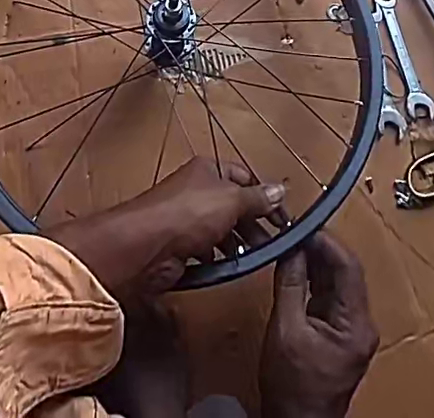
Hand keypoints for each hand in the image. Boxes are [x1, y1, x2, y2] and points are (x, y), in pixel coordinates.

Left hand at [44, 158, 283, 297]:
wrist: (148, 244)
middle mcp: (197, 189)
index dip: (264, 195)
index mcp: (208, 169)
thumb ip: (257, 198)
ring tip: (254, 257)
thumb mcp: (232, 200)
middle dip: (254, 223)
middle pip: (234, 204)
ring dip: (238, 243)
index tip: (284, 219)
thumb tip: (281, 189)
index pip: (244, 176)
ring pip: (223, 228)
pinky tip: (226, 265)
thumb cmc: (190, 213)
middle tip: (275, 244)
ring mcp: (188, 216)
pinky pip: (208, 248)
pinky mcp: (181, 243)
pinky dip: (219, 257)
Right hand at [261, 231, 376, 417]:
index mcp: (356, 324)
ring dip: (312, 257)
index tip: (298, 224)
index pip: (347, 266)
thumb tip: (290, 245)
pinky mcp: (337, 328)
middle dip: (317, 245)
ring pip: (335, 278)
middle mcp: (360, 322)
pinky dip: (310, 274)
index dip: (324, 240)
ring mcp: (350, 326)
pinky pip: (327, 291)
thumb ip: (290, 282)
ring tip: (287, 239)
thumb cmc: (293, 384)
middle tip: (289, 227)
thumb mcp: (285, 328)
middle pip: (343, 269)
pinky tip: (291, 261)